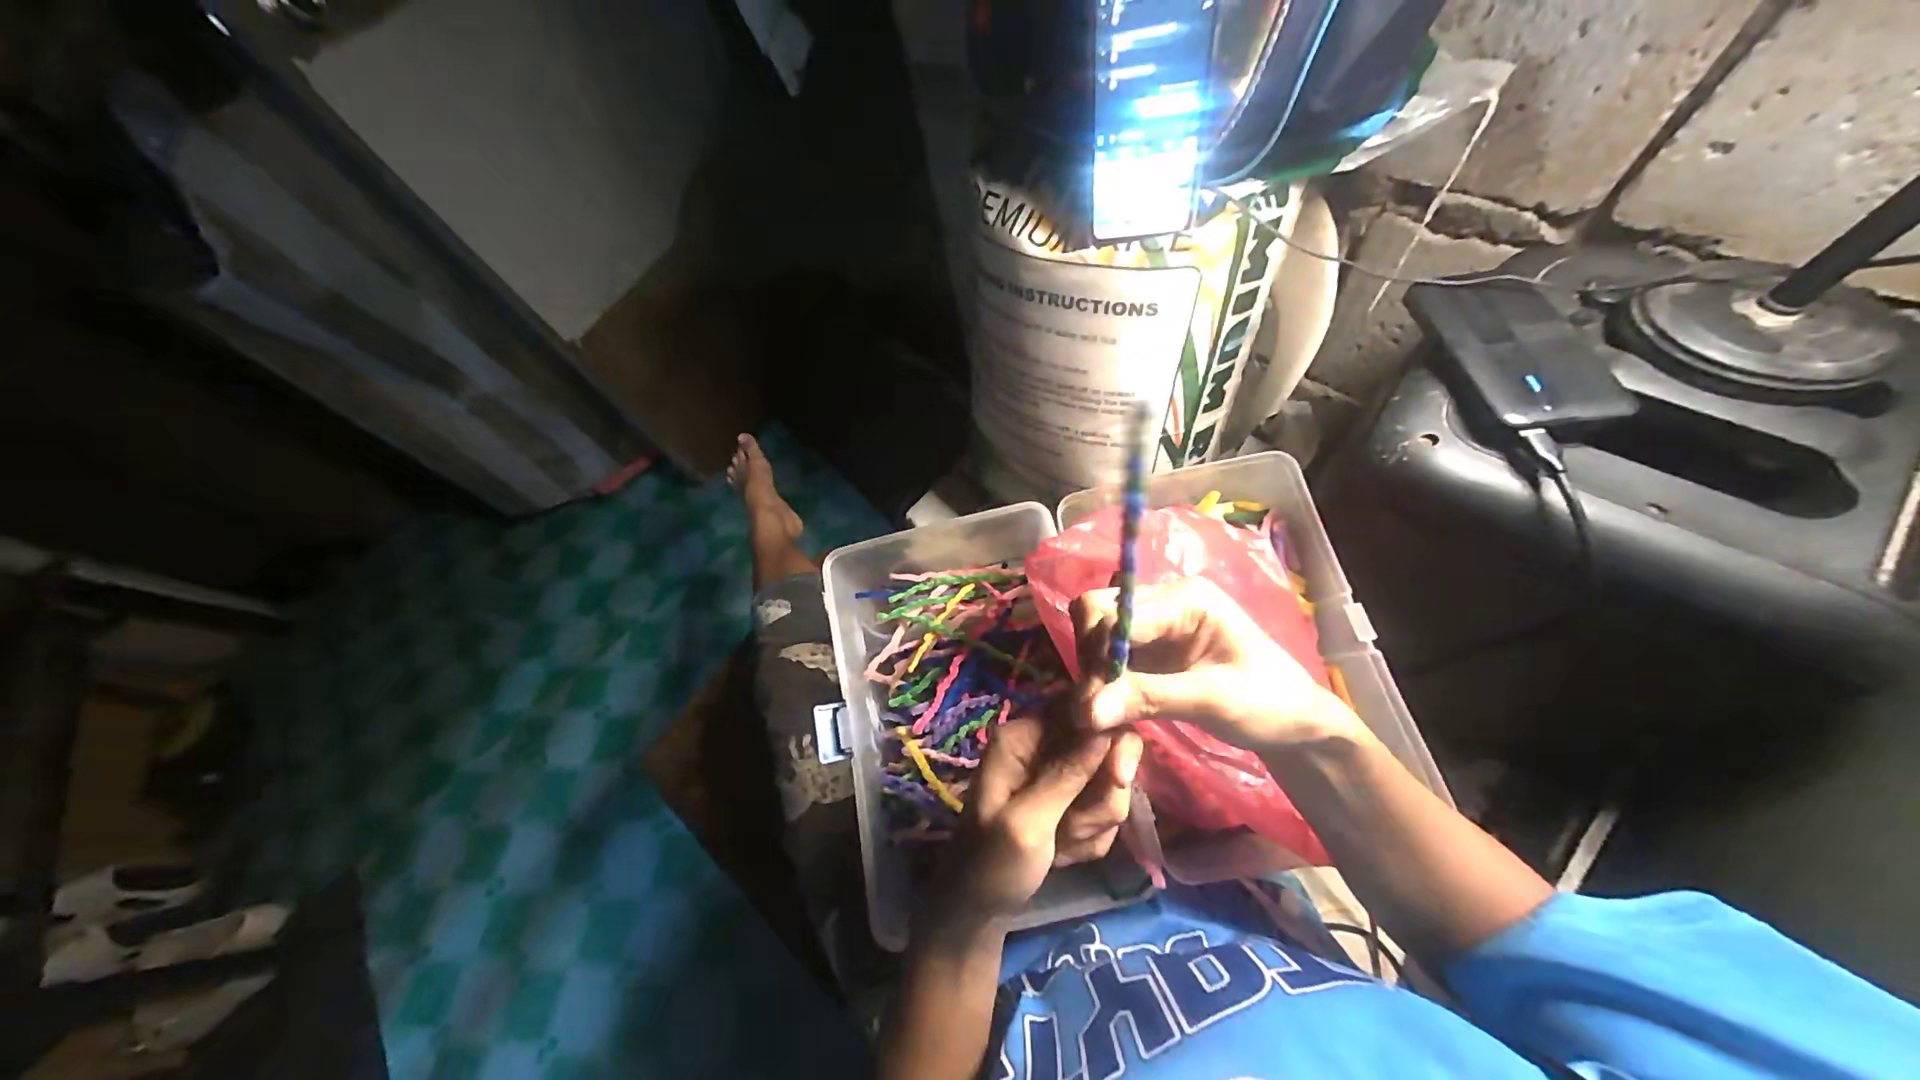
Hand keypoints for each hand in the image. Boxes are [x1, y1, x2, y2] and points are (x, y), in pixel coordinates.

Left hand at [924, 714, 1142, 935]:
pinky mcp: (1074, 799)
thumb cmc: (992, 862)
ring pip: (1111, 784)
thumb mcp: (1027, 821)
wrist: (980, 908)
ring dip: (1093, 823)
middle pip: (1108, 748)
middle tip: (1073, 831)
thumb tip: (1105, 727)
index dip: (1110, 738)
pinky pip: (1107, 809)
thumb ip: (1067, 775)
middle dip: (1100, 797)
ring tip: (1060, 846)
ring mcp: (1061, 772)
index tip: (1118, 777)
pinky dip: (1091, 837)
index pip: (1084, 709)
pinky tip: (1063, 854)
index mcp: (1024, 736)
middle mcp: (1044, 745)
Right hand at [1070, 576, 1370, 754]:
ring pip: (1094, 634)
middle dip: (1090, 660)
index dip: (1097, 657)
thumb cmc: (1270, 703)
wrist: (1295, 724)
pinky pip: (1106, 656)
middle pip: (1095, 613)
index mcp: (1185, 597)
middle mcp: (1162, 600)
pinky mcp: (1146, 650)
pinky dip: (1102, 683)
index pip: (1115, 612)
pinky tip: (1110, 712)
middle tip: (1094, 711)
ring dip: (1092, 673)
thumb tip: (1085, 710)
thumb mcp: (1214, 700)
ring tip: (1101, 716)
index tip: (1091, 707)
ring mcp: (1152, 624)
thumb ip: (1149, 698)